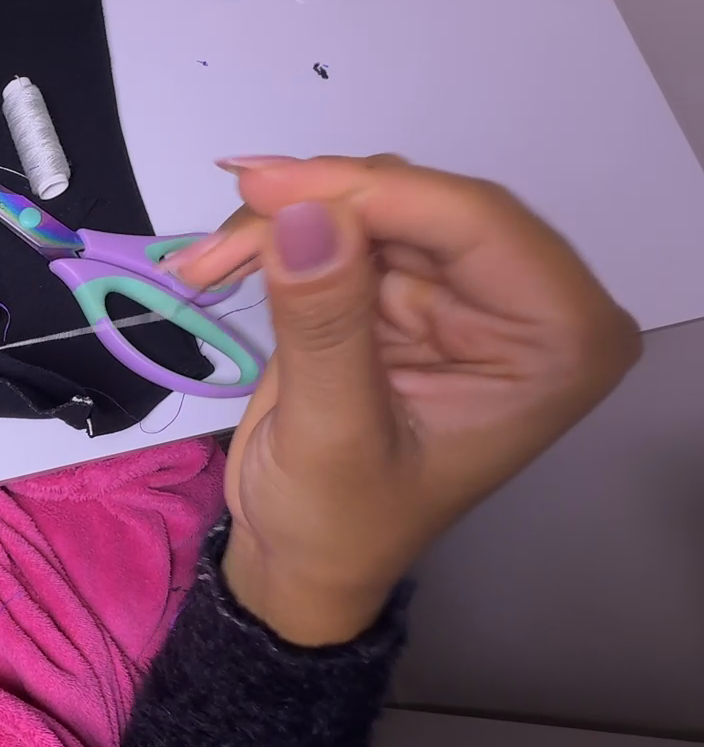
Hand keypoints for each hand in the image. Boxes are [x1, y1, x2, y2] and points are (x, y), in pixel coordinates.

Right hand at [164, 156, 638, 644]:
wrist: (296, 558)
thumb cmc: (334, 521)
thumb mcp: (330, 433)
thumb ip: (325, 326)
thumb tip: (301, 218)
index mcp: (551, 339)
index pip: (472, 224)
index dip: (366, 195)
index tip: (258, 187)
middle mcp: (512, 305)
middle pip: (411, 210)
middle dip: (304, 215)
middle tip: (208, 248)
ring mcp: (444, 302)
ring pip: (359, 217)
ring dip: (271, 232)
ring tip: (195, 270)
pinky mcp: (381, 307)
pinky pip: (326, 247)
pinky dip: (265, 251)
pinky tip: (214, 270)